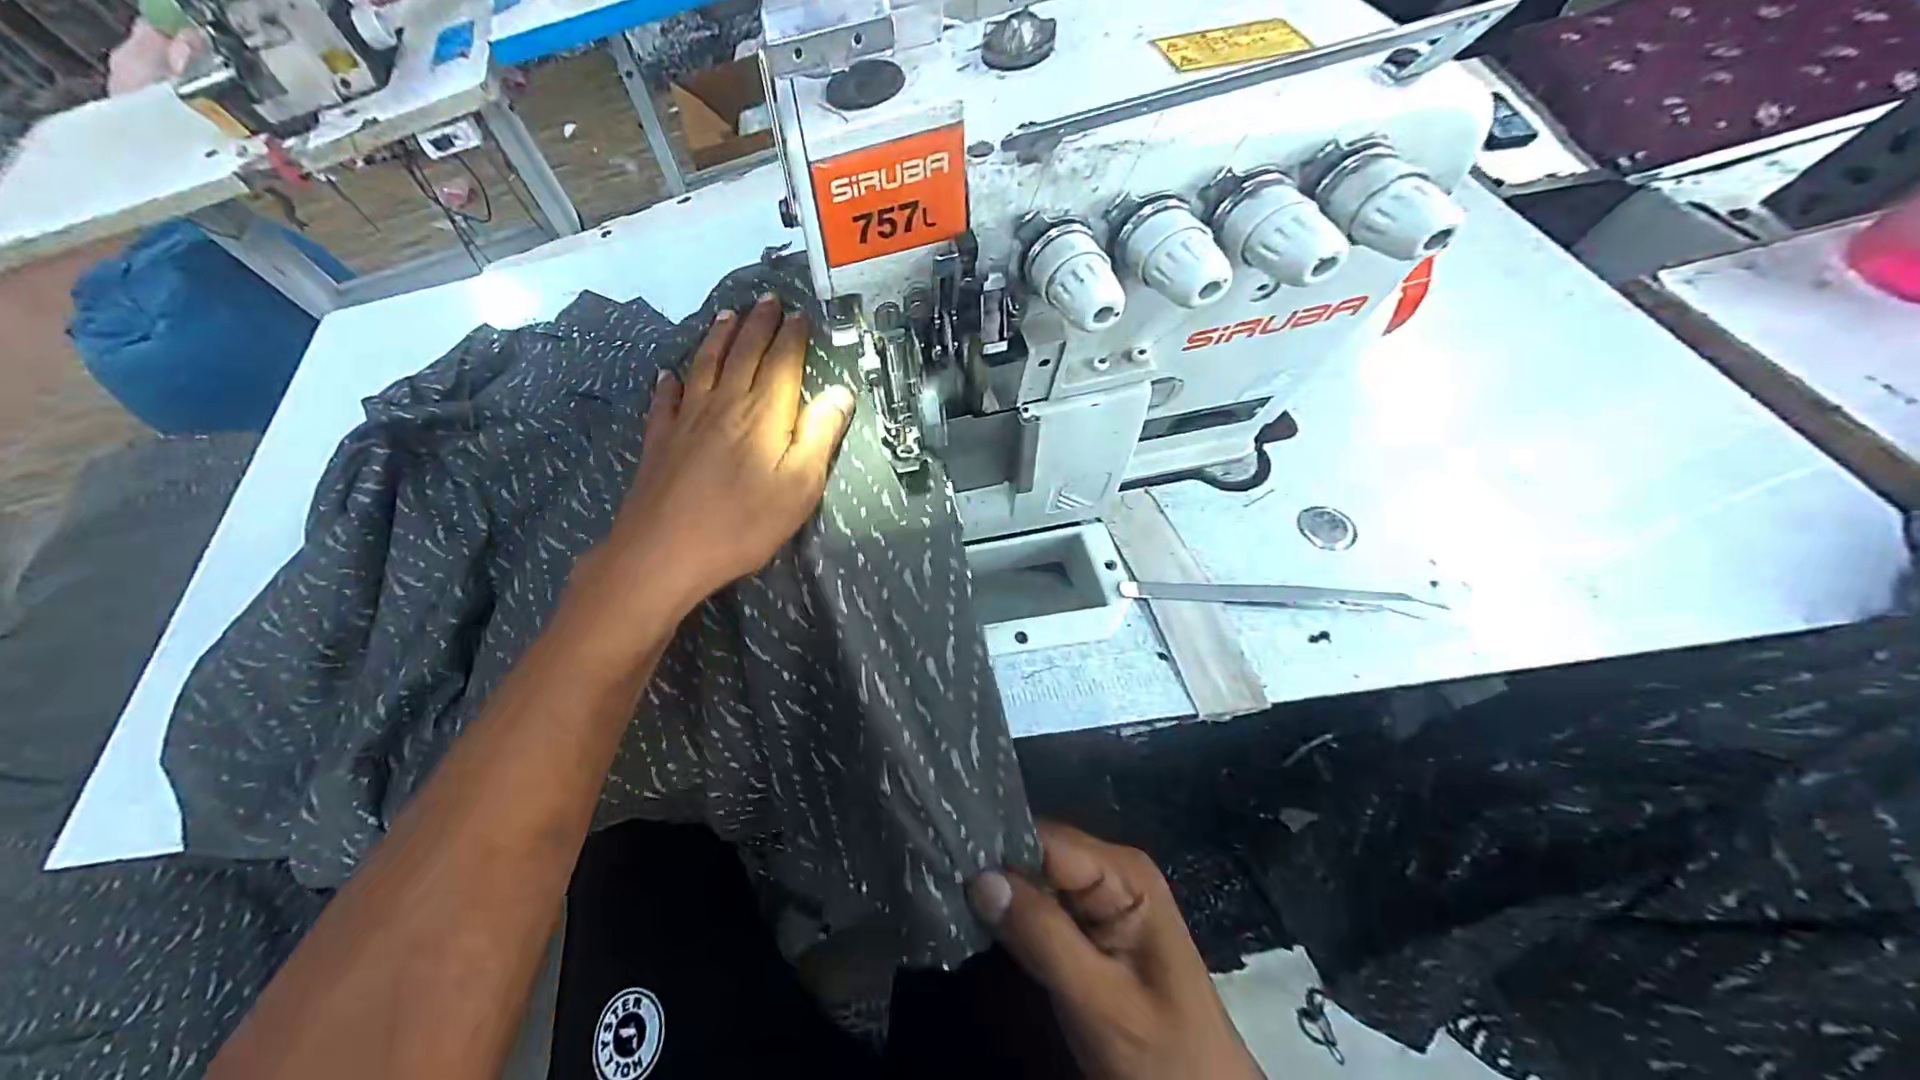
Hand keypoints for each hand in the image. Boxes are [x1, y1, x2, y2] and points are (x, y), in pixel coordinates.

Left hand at [568, 294, 855, 644]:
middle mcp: (724, 404)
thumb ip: (819, 436)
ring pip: (704, 366)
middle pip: (743, 353)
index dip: (793, 336)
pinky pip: (666, 401)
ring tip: (727, 316)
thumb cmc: (742, 524)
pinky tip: (669, 375)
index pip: (782, 362)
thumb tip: (840, 393)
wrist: (662, 552)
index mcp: (763, 414)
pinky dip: (670, 383)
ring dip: (718, 338)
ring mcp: (686, 420)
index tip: (801, 315)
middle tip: (767, 301)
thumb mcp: (799, 486)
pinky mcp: (659, 441)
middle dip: (758, 325)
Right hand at [969, 822, 1264, 1079]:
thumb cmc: (1163, 1054)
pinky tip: (970, 916)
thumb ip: (1042, 937)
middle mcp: (1109, 871)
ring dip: (994, 890)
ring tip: (941, 890)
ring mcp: (1098, 897)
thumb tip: (979, 877)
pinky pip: (1038, 905)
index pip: (1045, 839)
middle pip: (1036, 852)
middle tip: (936, 877)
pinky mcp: (1086, 926)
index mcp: (1123, 873)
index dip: (996, 845)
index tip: (944, 853)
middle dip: (990, 867)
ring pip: (1032, 877)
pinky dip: (1008, 913)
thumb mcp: (1101, 1002)